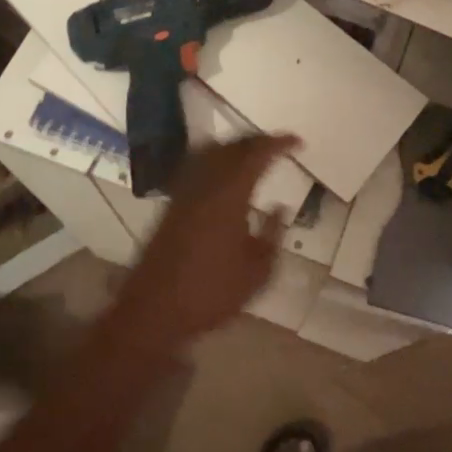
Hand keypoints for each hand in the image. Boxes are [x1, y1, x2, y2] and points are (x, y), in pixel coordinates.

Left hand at [109, 134, 300, 349]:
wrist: (153, 311)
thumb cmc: (211, 293)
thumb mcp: (257, 272)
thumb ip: (273, 235)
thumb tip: (280, 208)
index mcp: (230, 194)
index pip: (257, 154)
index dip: (278, 143)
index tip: (297, 142)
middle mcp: (205, 184)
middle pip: (232, 146)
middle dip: (256, 141)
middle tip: (276, 146)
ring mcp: (184, 192)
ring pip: (211, 152)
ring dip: (234, 146)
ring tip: (251, 154)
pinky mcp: (171, 205)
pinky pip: (196, 166)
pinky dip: (214, 159)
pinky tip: (221, 175)